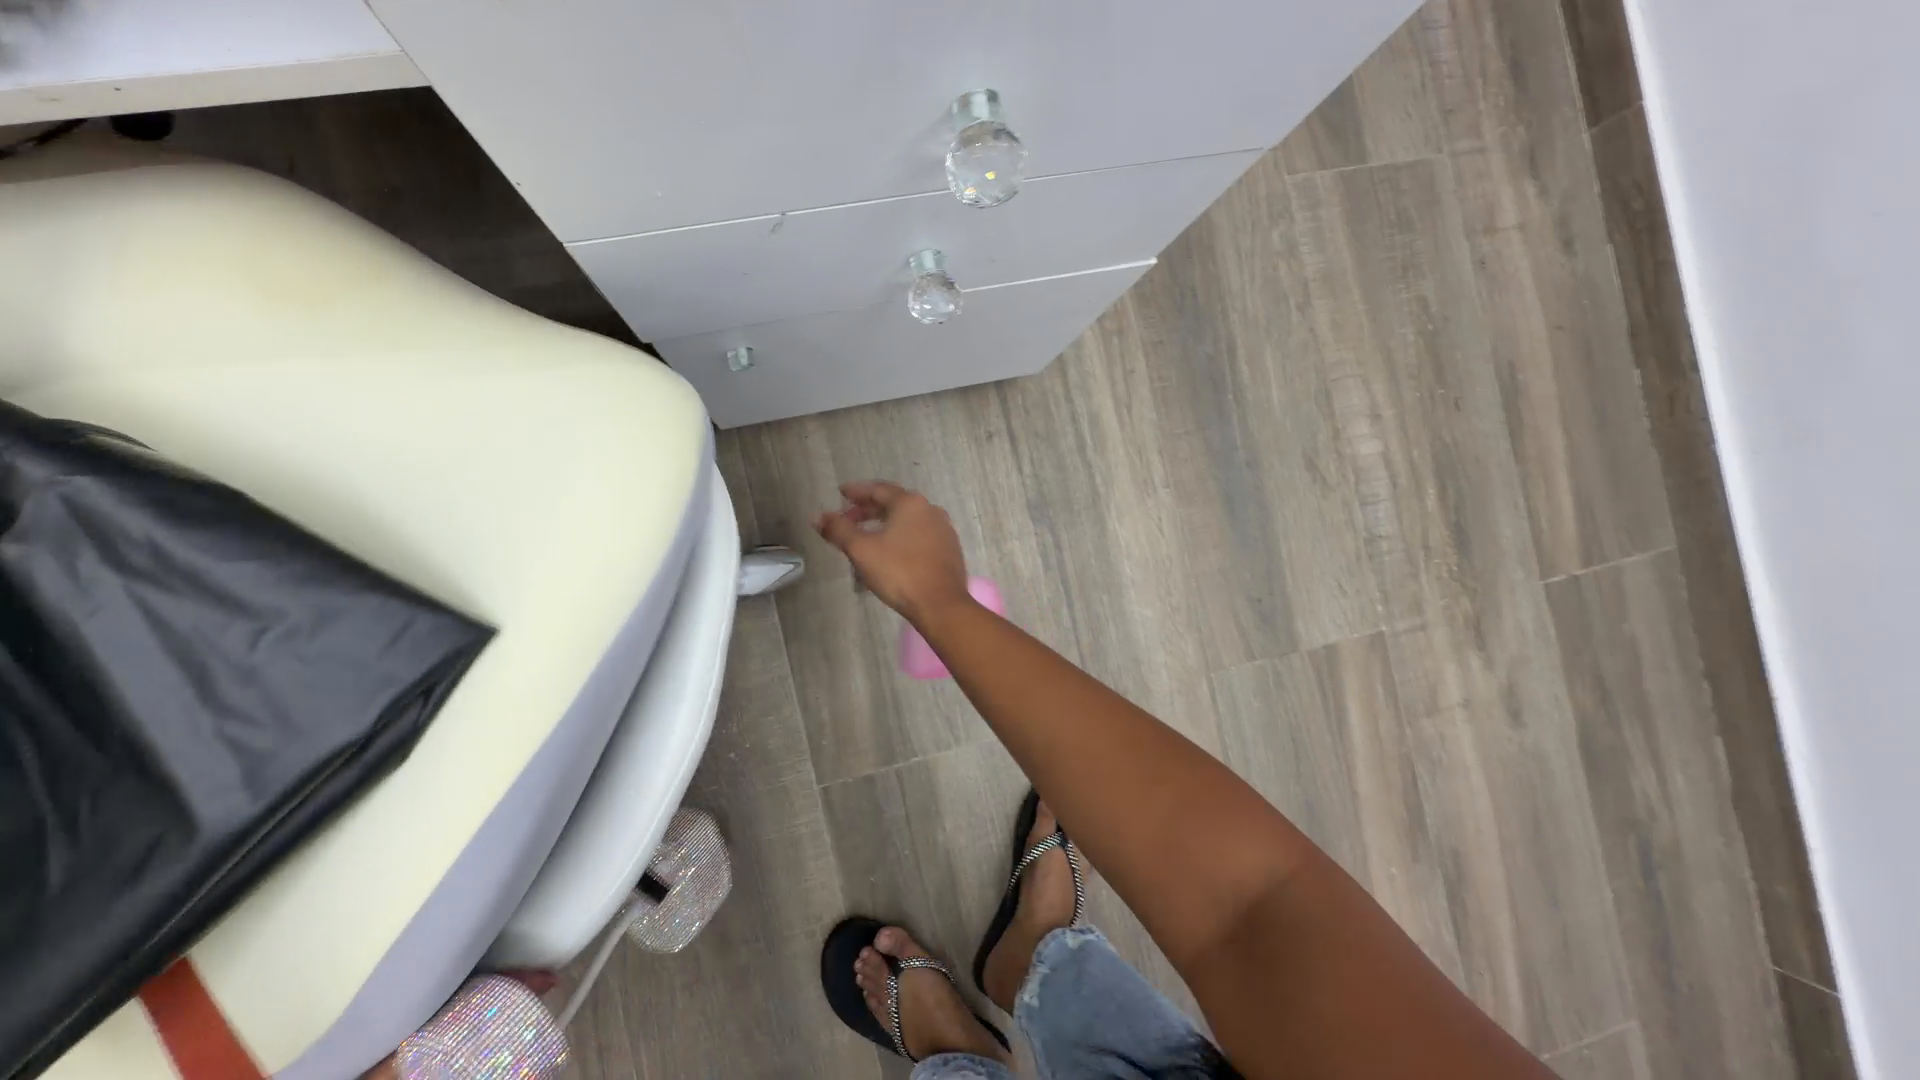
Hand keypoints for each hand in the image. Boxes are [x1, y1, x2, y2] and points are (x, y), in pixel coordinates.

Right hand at [814, 481, 971, 623]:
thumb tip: (817, 517)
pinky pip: (919, 536)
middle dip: (869, 509)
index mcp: (910, 503)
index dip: (856, 492)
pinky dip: (901, 537)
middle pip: (894, 503)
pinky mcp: (949, 549)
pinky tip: (892, 553)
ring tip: (867, 537)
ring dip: (885, 524)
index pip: (878, 489)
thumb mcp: (861, 550)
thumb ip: (838, 530)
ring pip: (908, 521)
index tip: (841, 493)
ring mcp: (943, 530)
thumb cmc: (898, 572)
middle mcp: (930, 510)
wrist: (940, 604)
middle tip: (849, 518)